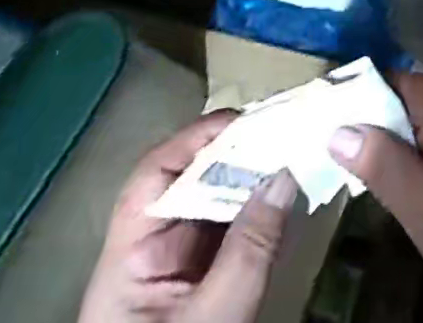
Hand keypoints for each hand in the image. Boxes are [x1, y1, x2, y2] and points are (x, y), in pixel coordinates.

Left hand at [79, 110, 299, 322]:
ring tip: (294, 148)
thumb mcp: (216, 318)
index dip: (196, 140)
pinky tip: (288, 190)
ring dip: (252, 174)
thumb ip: (251, 245)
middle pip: (187, 181)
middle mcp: (148, 248)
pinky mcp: (201, 276)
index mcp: (128, 256)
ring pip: (212, 200)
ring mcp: (175, 263)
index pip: (154, 177)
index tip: (249, 120)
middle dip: (235, 150)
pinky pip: (229, 226)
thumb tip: (285, 172)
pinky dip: (258, 204)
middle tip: (286, 127)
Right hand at [325, 74, 422, 316]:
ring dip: (384, 134)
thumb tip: (336, 129)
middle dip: (365, 117)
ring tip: (340, 157)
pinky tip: (382, 169)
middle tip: (320, 143)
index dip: (354, 97)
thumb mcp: (422, 206)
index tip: (316, 117)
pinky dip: (405, 144)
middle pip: (401, 94)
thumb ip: (380, 163)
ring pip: (413, 113)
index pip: (392, 82)